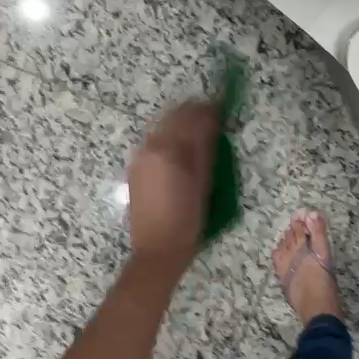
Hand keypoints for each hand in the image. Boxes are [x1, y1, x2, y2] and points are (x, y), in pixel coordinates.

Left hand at [126, 101, 219, 271]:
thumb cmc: (188, 219)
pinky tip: (181, 151)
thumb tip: (212, 123)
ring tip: (199, 135)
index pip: (191, 117)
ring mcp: (140, 156)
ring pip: (163, 127)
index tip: (222, 111)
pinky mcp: (136, 167)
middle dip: (194, 114)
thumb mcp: (204, 182)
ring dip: (181, 125)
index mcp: (170, 149)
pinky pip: (154, 141)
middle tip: (213, 120)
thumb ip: (205, 148)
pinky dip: (169, 138)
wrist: (158, 247)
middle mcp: (151, 146)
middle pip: (174, 116)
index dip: (209, 111)